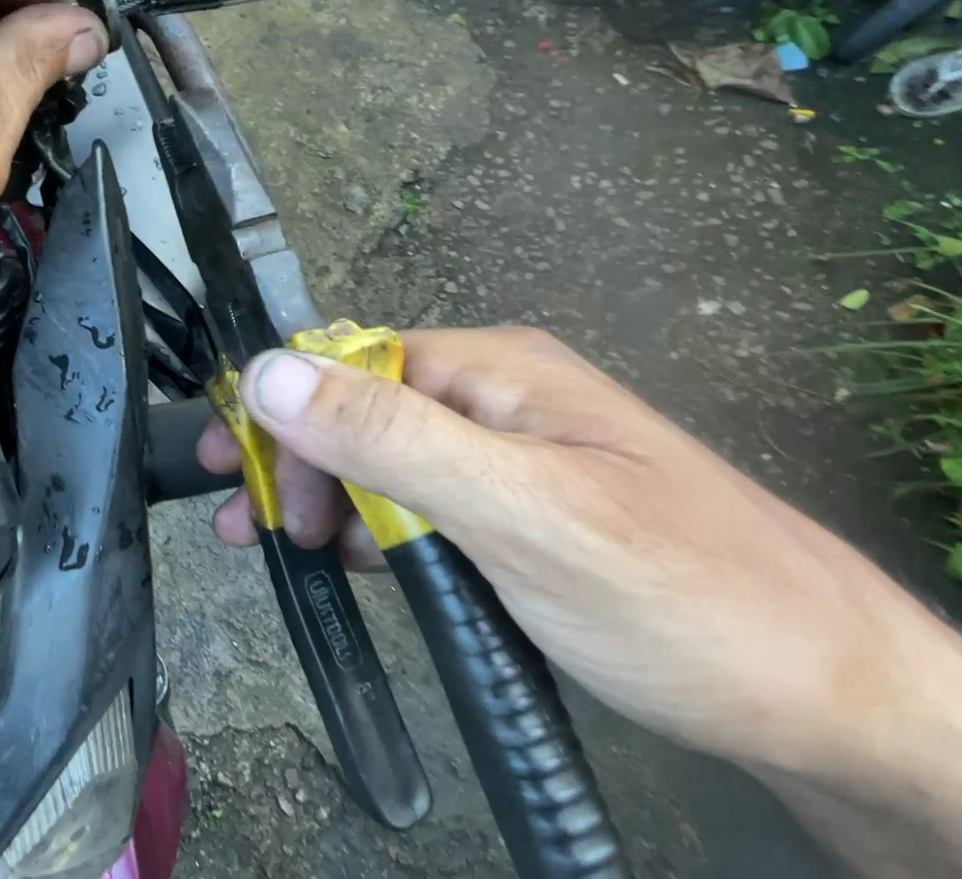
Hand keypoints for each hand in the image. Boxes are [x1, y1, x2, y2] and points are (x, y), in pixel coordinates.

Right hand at [197, 326, 961, 784]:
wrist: (834, 706)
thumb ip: (390, 439)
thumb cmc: (684, 602)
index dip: (284, 414)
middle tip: (255, 527)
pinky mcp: (513, 512)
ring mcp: (507, 458)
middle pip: (357, 409)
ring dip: (325, 498)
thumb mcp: (522, 515)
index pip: (350, 365)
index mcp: (497, 373)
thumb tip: (268, 372)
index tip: (236, 475)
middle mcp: (497, 399)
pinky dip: (372, 530)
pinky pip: (416, 504)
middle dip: (297, 462)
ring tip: (290, 548)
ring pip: (380, 460)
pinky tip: (355, 564)